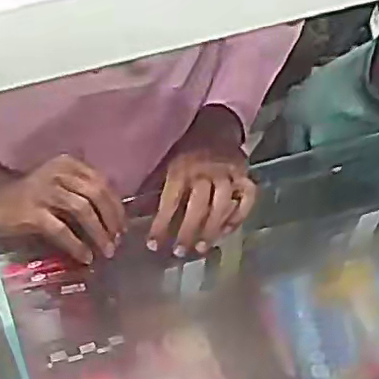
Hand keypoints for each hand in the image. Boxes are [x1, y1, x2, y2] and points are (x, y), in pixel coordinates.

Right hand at [0, 152, 124, 263]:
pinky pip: (62, 230)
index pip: (102, 183)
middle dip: (111, 221)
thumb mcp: (59, 185)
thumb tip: (110, 219)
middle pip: (96, 195)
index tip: (122, 228)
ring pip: (82, 211)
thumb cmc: (30, 196)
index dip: (116, 207)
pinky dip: (77, 245)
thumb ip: (81, 194)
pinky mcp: (34, 213)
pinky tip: (85, 257)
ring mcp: (45, 192)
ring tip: (106, 252)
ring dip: (99, 234)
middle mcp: (59, 173)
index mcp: (69, 165)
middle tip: (117, 242)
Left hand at [148, 105, 256, 256]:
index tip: (153, 245)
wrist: (216, 125)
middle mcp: (206, 171)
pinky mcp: (245, 176)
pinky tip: (225, 231)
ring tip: (201, 248)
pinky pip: (247, 199)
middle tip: (180, 252)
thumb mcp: (165, 166)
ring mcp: (229, 173)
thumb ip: (152, 191)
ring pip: (223, 205)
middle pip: (199, 205)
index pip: (171, 201)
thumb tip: (132, 217)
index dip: (162, 225)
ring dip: (212, 229)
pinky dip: (238, 216)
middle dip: (188, 231)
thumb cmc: (186, 153)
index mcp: (182, 168)